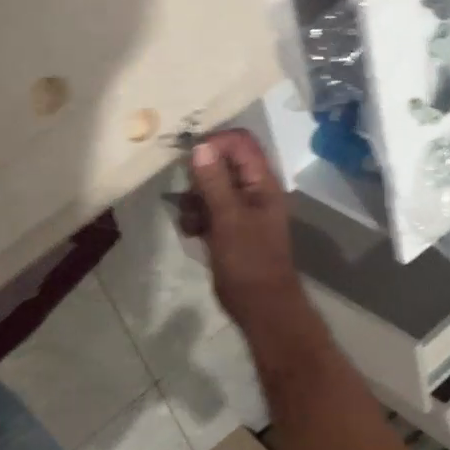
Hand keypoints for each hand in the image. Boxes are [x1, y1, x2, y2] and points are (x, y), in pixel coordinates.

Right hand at [186, 130, 311, 335]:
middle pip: (222, 163)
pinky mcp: (227, 230)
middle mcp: (252, 192)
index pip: (240, 143)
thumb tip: (201, 146)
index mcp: (262, 183)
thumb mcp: (228, 218)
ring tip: (189, 221)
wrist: (260, 306)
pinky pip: (207, 211)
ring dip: (193, 199)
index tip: (189, 157)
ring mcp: (240, 211)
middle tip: (188, 194)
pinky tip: (191, 233)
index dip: (215, 142)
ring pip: (210, 188)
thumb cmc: (249, 261)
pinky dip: (196, 218)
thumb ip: (214, 181)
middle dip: (199, 175)